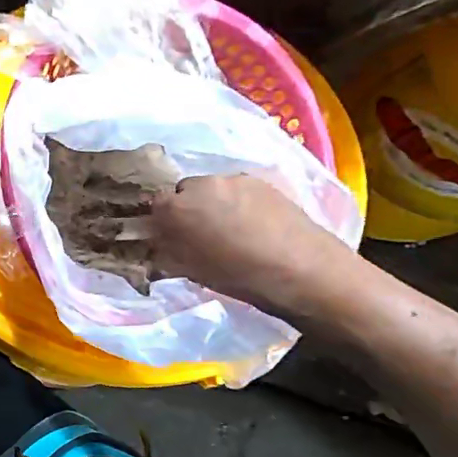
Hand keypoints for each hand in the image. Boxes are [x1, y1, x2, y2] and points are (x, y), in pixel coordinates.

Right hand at [149, 173, 358, 321]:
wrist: (302, 270)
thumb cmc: (238, 276)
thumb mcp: (191, 271)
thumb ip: (168, 252)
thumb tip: (159, 244)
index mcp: (177, 207)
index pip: (155, 205)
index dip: (162, 221)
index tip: (170, 237)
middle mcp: (202, 184)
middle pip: (184, 192)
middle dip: (188, 208)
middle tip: (201, 234)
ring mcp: (235, 179)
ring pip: (213, 189)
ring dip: (214, 204)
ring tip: (231, 230)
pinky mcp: (264, 181)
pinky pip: (239, 190)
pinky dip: (239, 202)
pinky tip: (254, 224)